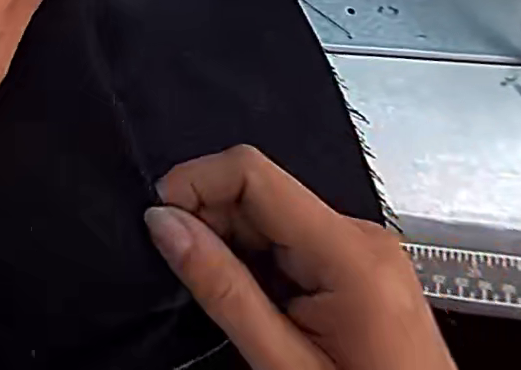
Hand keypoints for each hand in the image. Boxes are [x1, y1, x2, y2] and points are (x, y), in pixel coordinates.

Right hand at [145, 147, 454, 369]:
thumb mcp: (284, 368)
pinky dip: (257, 258)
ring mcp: (363, 246)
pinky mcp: (359, 263)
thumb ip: (222, 289)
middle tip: (181, 268)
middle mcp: (360, 232)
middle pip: (261, 190)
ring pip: (271, 212)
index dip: (196, 180)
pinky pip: (291, 238)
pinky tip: (252, 299)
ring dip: (231, 241)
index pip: (253, 171)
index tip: (157, 216)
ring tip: (219, 294)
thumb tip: (162, 220)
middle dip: (210, 216)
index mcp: (350, 251)